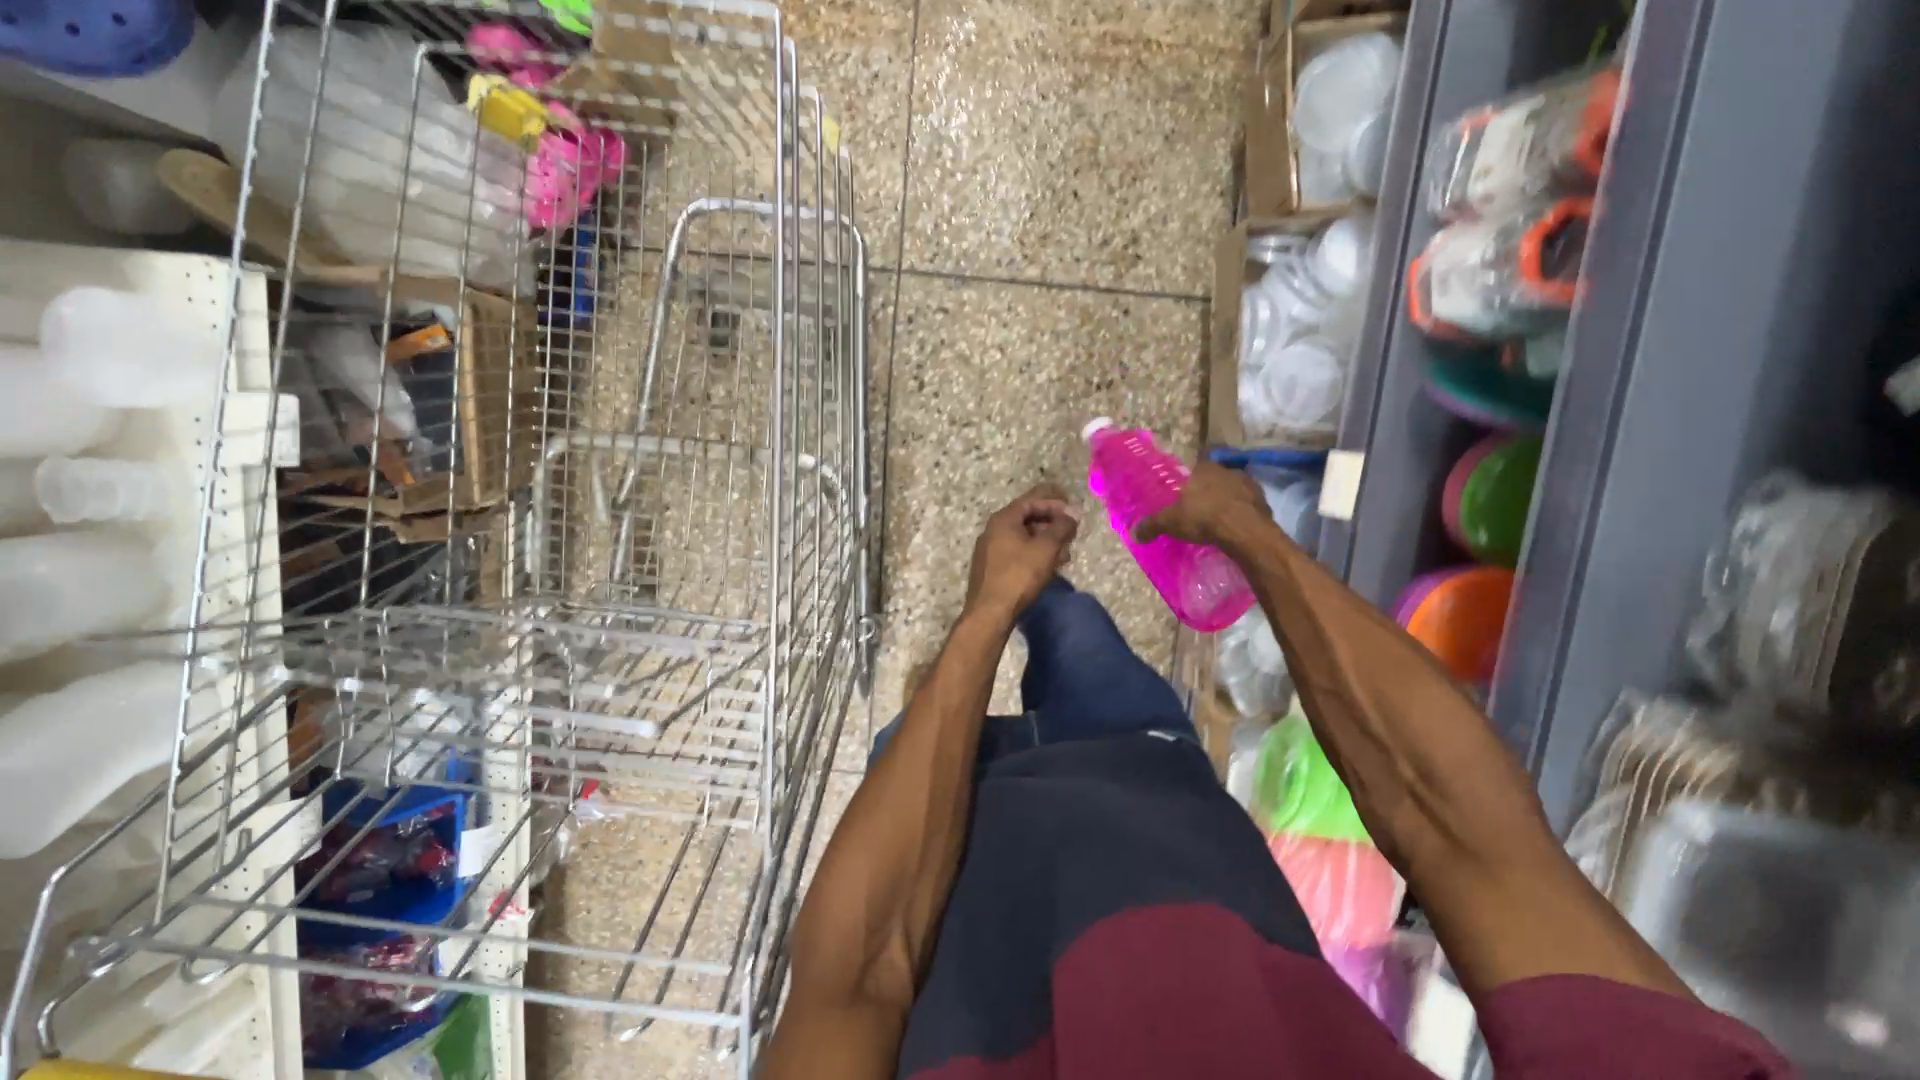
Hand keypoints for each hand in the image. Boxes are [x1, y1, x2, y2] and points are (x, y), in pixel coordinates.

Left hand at [964, 483, 1079, 620]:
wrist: (990, 612)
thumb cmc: (1019, 575)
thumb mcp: (1046, 548)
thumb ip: (1061, 528)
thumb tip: (1070, 516)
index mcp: (1003, 520)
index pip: (1031, 501)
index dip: (1054, 503)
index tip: (1072, 511)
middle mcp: (992, 530)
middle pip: (1026, 519)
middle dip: (1051, 524)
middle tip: (1071, 534)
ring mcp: (989, 550)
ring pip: (1023, 538)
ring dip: (1045, 542)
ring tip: (1065, 555)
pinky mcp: (991, 569)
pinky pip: (1016, 553)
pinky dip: (1034, 554)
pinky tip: (1048, 568)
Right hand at [1134, 461, 1271, 547]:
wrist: (1243, 529)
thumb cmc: (1203, 517)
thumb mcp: (1170, 522)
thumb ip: (1151, 525)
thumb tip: (1132, 533)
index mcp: (1204, 468)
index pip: (1196, 469)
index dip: (1191, 482)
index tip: (1187, 496)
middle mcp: (1227, 470)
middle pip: (1215, 479)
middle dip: (1210, 492)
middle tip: (1202, 510)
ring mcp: (1248, 483)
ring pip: (1234, 490)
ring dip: (1228, 501)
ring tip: (1220, 520)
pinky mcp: (1263, 500)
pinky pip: (1249, 505)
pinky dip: (1243, 513)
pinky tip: (1237, 526)